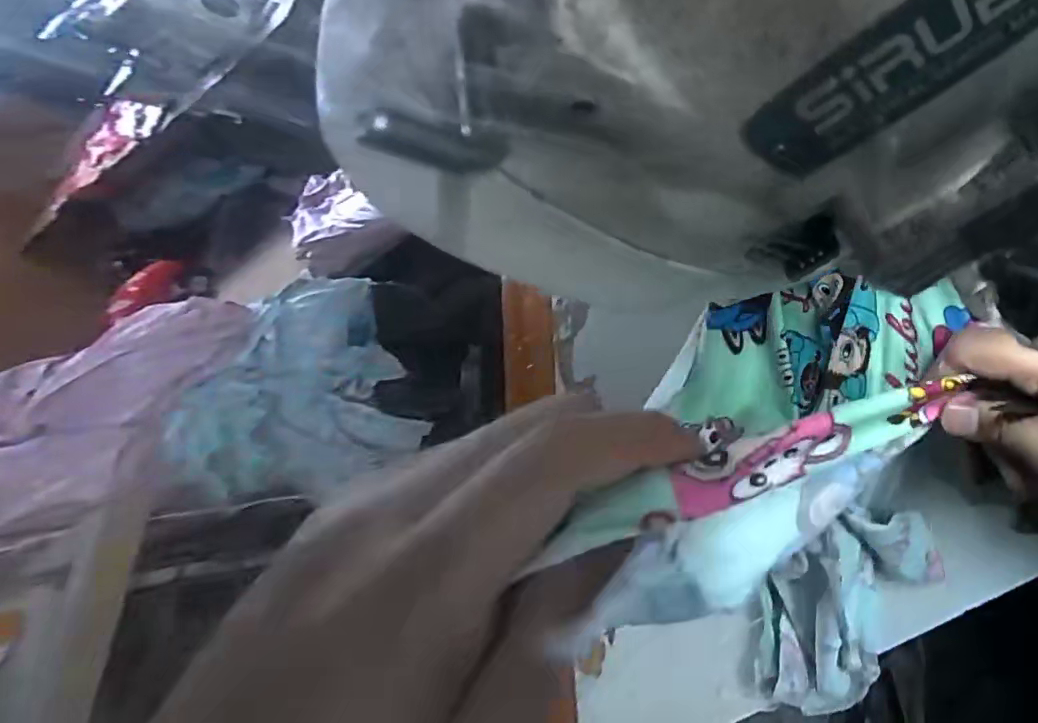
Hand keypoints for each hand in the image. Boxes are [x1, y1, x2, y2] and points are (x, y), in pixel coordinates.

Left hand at [157, 395, 700, 722]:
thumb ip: (561, 622)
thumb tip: (631, 524)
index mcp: (418, 576)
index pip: (557, 452)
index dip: (640, 434)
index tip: (696, 447)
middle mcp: (382, 510)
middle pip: (537, 420)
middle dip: (615, 435)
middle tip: (655, 481)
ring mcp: (350, 504)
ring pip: (504, 429)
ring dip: (569, 451)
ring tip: (590, 510)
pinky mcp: (336, 514)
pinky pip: (462, 456)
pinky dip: (519, 469)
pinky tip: (515, 532)